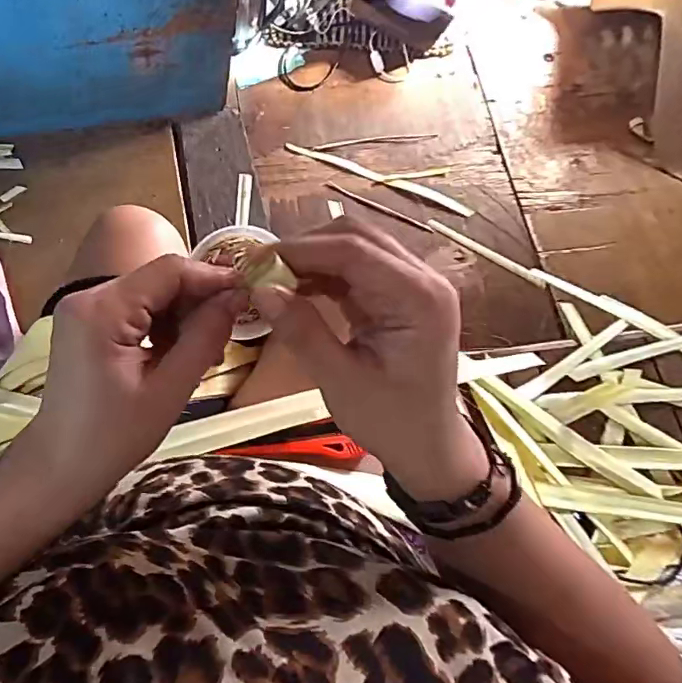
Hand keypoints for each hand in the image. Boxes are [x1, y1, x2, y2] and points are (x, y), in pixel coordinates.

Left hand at [15, 255, 241, 498]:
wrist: (60, 465)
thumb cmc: (113, 437)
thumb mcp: (169, 389)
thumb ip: (205, 336)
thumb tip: (236, 296)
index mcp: (101, 309)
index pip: (168, 270)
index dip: (212, 277)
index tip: (248, 293)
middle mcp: (86, 298)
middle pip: (156, 281)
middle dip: (195, 302)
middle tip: (226, 337)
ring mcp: (81, 310)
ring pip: (147, 296)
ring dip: (179, 317)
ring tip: (203, 355)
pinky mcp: (83, 325)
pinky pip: (131, 311)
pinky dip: (158, 327)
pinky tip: (176, 355)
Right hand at [250, 217, 487, 500]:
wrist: (426, 445)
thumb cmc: (391, 421)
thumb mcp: (340, 381)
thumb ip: (302, 331)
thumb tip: (260, 290)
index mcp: (417, 299)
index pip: (353, 251)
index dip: (299, 250)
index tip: (254, 263)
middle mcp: (421, 281)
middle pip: (355, 237)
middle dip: (303, 248)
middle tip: (259, 272)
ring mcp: (411, 286)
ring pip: (353, 247)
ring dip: (310, 258)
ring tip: (271, 281)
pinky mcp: (395, 296)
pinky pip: (353, 269)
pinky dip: (320, 274)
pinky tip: (293, 289)